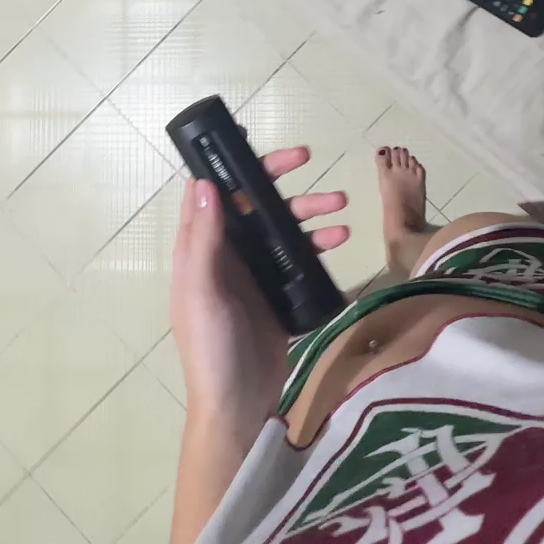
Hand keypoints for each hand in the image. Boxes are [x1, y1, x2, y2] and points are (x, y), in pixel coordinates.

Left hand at [170, 147, 348, 426]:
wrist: (241, 404)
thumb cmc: (211, 347)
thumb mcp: (202, 292)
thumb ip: (204, 241)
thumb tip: (206, 182)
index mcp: (202, 248)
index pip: (212, 192)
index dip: (229, 164)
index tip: (251, 139)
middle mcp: (229, 252)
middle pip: (254, 203)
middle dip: (278, 178)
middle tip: (306, 156)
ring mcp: (256, 271)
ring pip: (283, 226)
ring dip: (309, 211)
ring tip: (340, 207)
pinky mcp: (280, 290)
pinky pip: (302, 257)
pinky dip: (320, 245)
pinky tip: (341, 242)